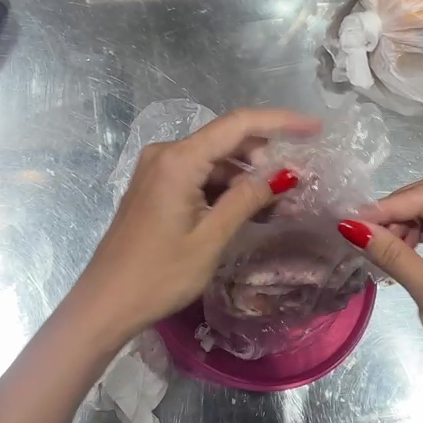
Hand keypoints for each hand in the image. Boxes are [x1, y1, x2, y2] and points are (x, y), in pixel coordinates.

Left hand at [70, 108, 321, 345]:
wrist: (106, 302)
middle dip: (266, 159)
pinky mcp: (156, 187)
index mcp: (178, 159)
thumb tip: (283, 174)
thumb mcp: (211, 238)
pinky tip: (251, 211)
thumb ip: (247, 200)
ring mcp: (158, 169)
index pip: (237, 124)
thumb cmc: (159, 274)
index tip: (316, 127)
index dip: (279, 121)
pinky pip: (199, 177)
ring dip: (247, 179)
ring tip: (282, 206)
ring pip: (214, 162)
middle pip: (226, 141)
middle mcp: (166, 153)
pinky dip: (226, 190)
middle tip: (301, 185)